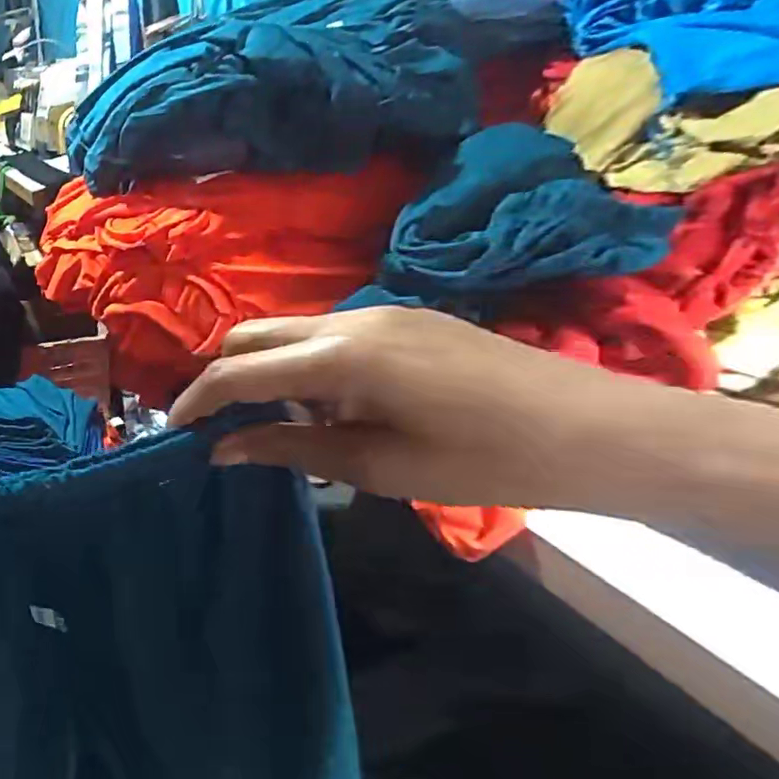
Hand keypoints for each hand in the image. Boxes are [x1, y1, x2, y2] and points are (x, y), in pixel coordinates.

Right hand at [168, 307, 707, 512]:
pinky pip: (325, 334)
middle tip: (216, 423)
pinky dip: (301, 364)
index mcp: (342, 357)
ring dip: (263, 368)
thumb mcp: (379, 466)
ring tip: (271, 421)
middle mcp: (350, 319)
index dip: (199, 399)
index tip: (175, 429)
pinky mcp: (402, 318)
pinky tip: (324, 404)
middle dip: (223, 374)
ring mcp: (379, 312)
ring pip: (288, 331)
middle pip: (253, 334)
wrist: (603, 431)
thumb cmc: (489, 461)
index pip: (241, 371)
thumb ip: (291, 448)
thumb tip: (223, 448)